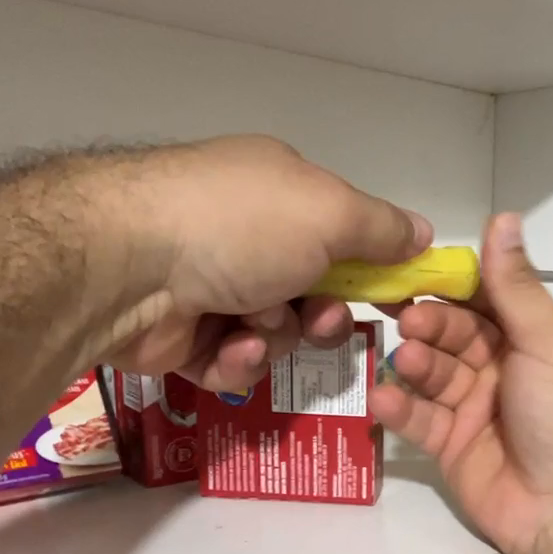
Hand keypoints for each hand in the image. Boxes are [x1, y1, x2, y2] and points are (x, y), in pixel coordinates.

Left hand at [62, 136, 430, 390]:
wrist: (127, 265)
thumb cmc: (240, 226)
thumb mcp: (331, 213)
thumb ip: (383, 228)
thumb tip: (425, 232)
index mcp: (279, 192)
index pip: (341, 232)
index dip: (370, 266)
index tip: (393, 297)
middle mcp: (245, 235)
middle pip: (313, 290)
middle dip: (323, 312)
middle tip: (320, 318)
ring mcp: (210, 285)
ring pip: (278, 332)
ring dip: (276, 335)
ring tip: (252, 325)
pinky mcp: (182, 336)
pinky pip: (236, 361)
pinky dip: (238, 359)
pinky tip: (225, 345)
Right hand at [372, 214, 552, 553]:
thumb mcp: (548, 342)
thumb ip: (516, 286)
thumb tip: (505, 218)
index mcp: (535, 339)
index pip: (486, 300)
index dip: (453, 284)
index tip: (415, 267)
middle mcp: (504, 368)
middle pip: (454, 334)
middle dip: (431, 325)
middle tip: (407, 319)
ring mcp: (475, 407)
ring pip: (434, 373)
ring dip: (416, 364)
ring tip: (406, 362)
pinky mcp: (451, 444)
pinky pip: (419, 418)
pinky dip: (399, 407)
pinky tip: (383, 398)